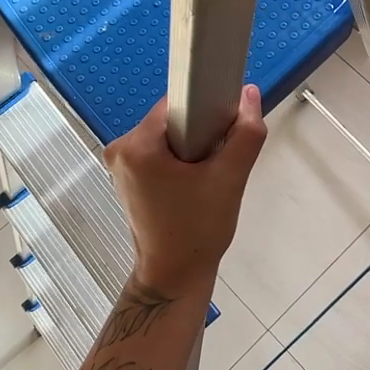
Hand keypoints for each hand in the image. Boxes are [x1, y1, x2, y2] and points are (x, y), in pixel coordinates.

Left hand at [103, 84, 267, 295]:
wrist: (175, 276)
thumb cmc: (199, 230)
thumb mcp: (230, 178)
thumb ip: (245, 133)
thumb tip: (249, 93)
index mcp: (136, 146)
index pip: (176, 104)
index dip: (205, 111)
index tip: (222, 133)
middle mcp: (120, 150)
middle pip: (171, 120)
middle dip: (199, 134)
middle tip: (216, 163)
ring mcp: (120, 166)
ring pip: (168, 137)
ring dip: (191, 148)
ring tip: (206, 177)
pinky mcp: (127, 179)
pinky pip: (159, 153)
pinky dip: (179, 161)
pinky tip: (193, 185)